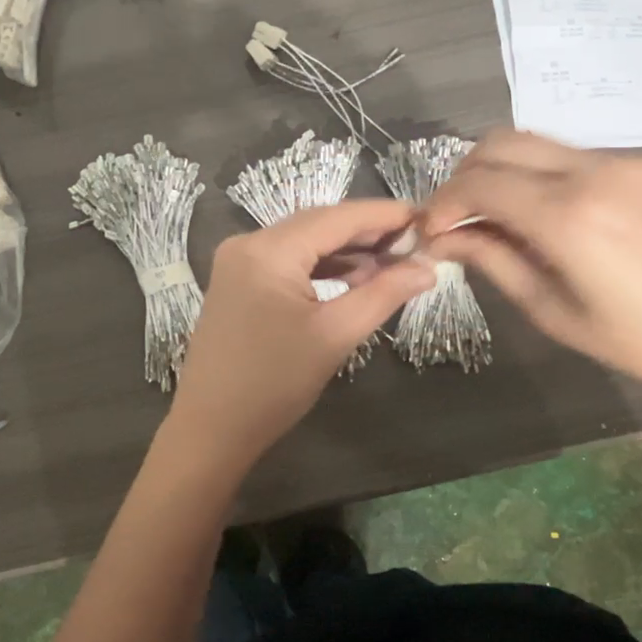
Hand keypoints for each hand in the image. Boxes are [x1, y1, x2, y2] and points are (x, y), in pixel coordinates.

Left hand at [165, 200, 435, 466]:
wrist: (212, 426)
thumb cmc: (274, 383)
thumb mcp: (335, 335)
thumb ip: (384, 294)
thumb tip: (429, 267)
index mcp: (268, 250)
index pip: (336, 217)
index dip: (385, 215)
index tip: (428, 218)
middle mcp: (247, 243)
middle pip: (318, 224)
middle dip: (367, 231)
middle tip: (418, 243)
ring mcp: (237, 262)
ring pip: (302, 242)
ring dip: (346, 250)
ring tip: (395, 262)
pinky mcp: (237, 282)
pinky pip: (286, 261)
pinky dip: (321, 266)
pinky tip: (355, 277)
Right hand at [420, 130, 641, 431]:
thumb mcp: (562, 316)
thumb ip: (498, 264)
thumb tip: (445, 241)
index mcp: (569, 217)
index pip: (478, 183)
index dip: (441, 205)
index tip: (430, 235)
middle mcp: (595, 172)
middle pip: (501, 143)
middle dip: (464, 177)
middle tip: (455, 222)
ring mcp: (630, 164)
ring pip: (538, 144)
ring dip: (502, 172)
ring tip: (496, 223)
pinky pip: (576, 158)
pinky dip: (542, 177)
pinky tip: (547, 220)